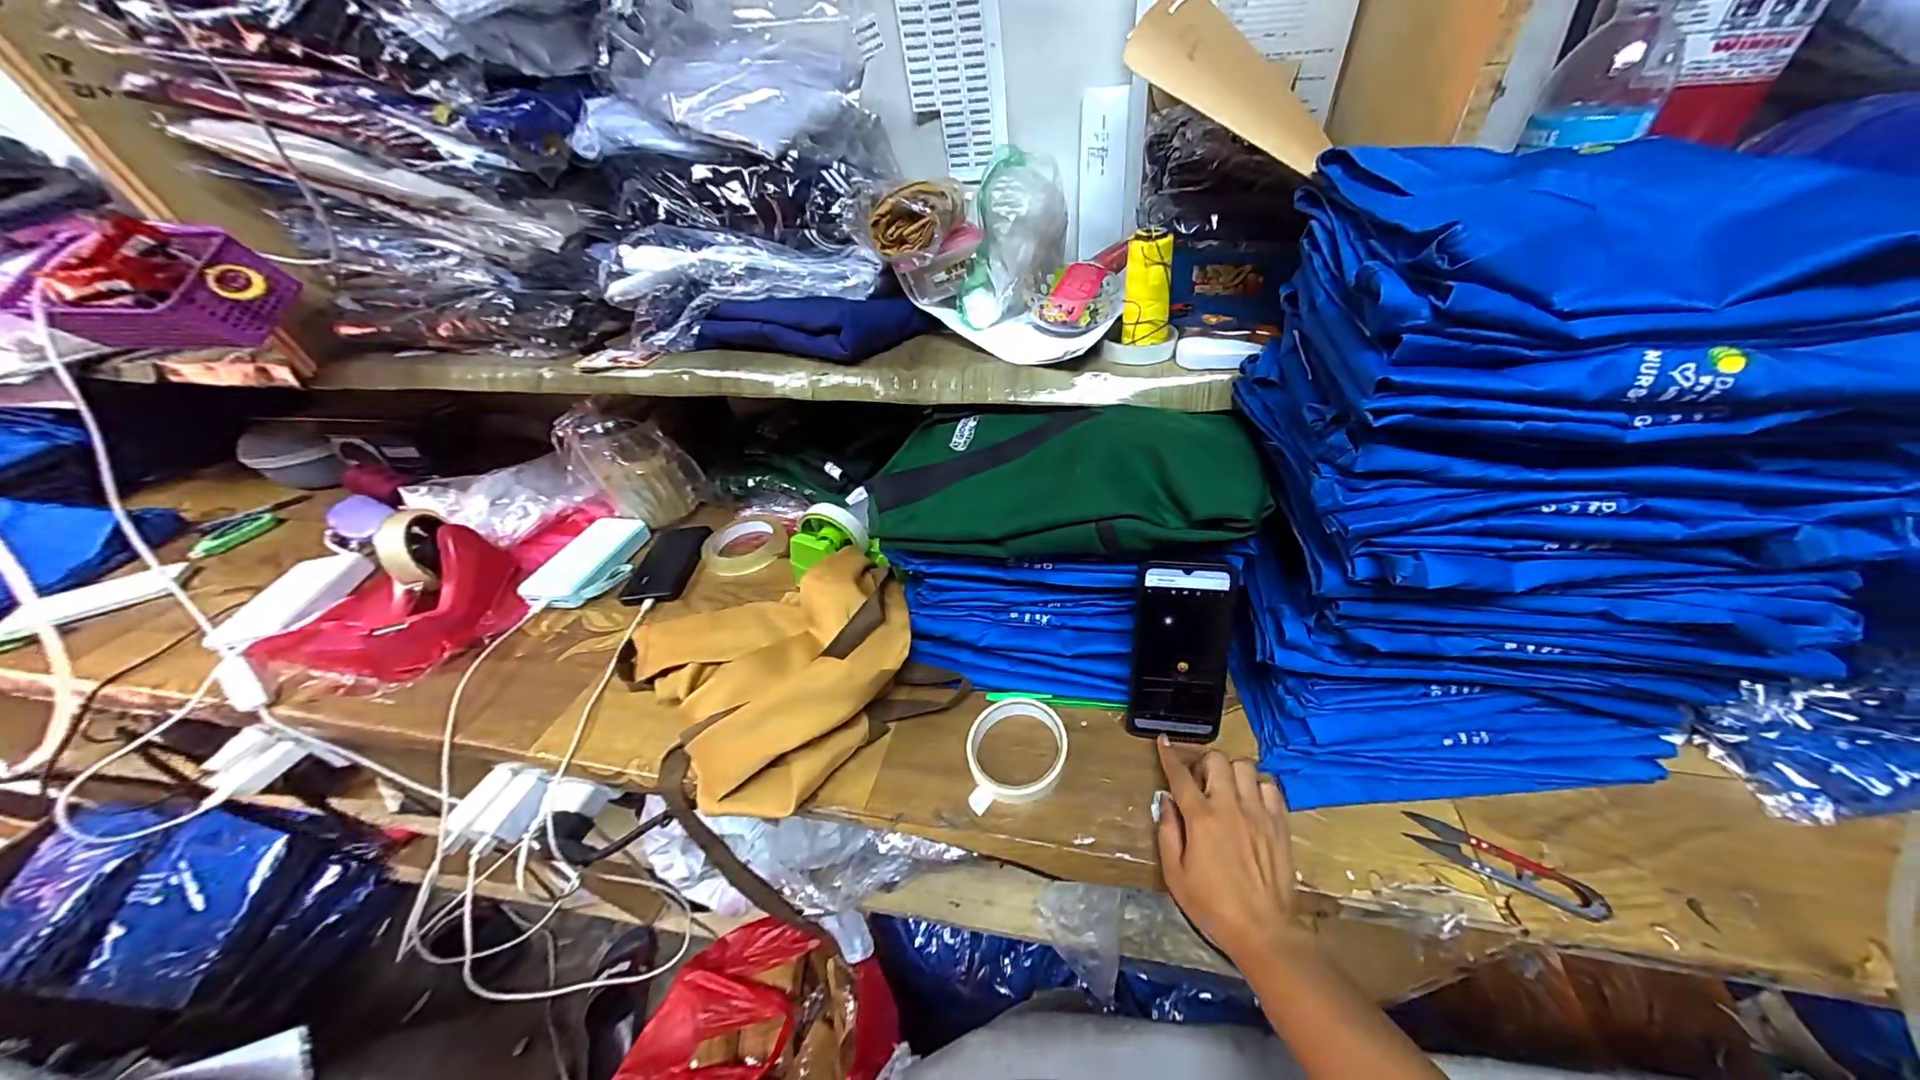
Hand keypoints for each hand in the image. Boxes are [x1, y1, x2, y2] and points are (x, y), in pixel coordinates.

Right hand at [1154, 736, 1301, 962]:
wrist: (1263, 931)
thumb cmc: (1212, 905)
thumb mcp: (1175, 873)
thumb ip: (1168, 831)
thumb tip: (1166, 801)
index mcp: (1201, 818)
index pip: (1180, 774)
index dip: (1169, 755)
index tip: (1164, 741)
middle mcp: (1230, 806)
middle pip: (1217, 760)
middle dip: (1203, 763)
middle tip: (1199, 782)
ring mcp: (1259, 812)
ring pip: (1245, 766)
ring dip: (1231, 771)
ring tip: (1226, 788)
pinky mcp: (1280, 823)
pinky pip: (1271, 786)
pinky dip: (1257, 786)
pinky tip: (1250, 801)